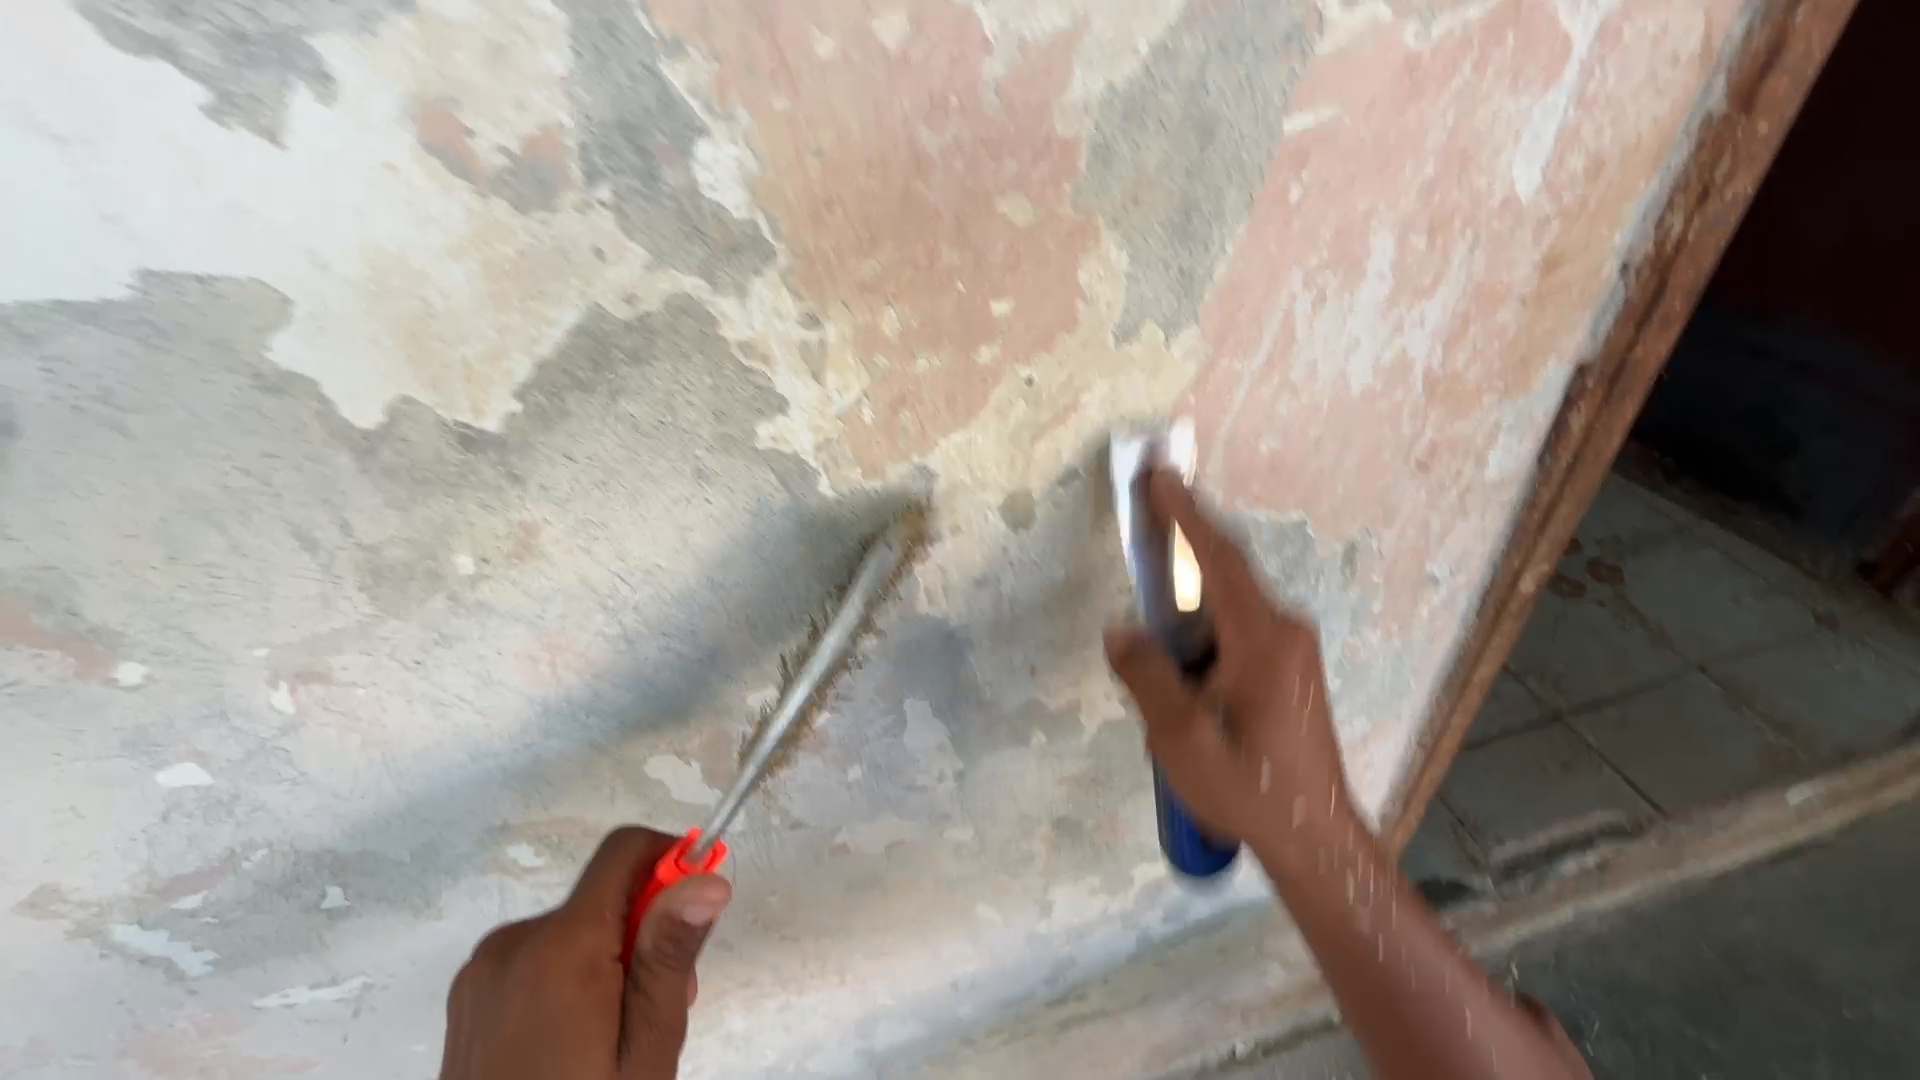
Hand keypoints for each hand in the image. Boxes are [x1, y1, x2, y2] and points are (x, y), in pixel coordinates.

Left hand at [441, 827, 731, 1079]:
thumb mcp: (645, 1047)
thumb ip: (669, 956)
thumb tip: (707, 880)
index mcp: (560, 945)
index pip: (625, 850)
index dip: (671, 859)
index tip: (696, 905)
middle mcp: (512, 942)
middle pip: (603, 895)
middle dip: (645, 927)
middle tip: (664, 1002)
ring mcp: (482, 972)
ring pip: (573, 928)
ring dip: (610, 955)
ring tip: (617, 1033)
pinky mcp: (468, 999)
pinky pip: (538, 956)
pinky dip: (570, 975)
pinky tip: (576, 1038)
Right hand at [1103, 469, 1353, 866]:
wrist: (1312, 836)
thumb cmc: (1248, 787)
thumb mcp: (1180, 736)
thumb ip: (1147, 675)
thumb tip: (1121, 631)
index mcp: (1262, 639)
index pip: (1219, 560)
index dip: (1186, 515)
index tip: (1161, 476)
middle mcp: (1284, 632)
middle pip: (1220, 584)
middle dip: (1177, 578)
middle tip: (1144, 585)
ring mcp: (1292, 652)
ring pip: (1223, 618)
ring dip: (1185, 637)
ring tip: (1169, 700)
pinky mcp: (1289, 673)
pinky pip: (1235, 639)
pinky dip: (1201, 651)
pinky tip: (1188, 702)